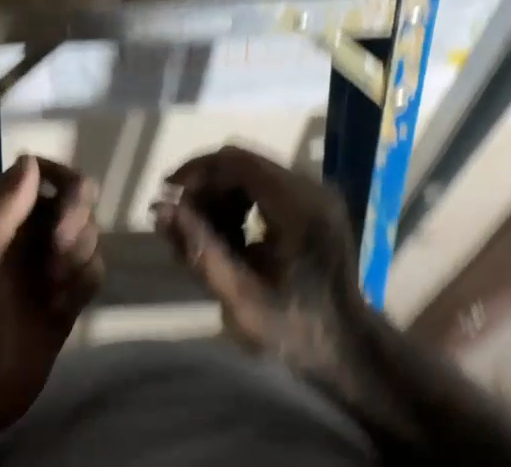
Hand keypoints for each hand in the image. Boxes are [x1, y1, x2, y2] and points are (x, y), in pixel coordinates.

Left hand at [0, 155, 102, 450]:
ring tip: (53, 289)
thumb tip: (30, 158)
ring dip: (79, 254)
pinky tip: (63, 307)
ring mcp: (45, 269)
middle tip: (58, 251)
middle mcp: (24, 236)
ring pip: (86, 236)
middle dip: (74, 219)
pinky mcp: (65, 301)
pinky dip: (85, 282)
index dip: (58, 177)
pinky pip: (92, 272)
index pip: (35, 174)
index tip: (70, 194)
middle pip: (71, 200)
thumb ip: (3, 208)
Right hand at [152, 145, 363, 374]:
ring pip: (251, 171)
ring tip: (206, 234)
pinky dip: (240, 202)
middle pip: (241, 162)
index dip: (195, 173)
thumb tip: (159, 209)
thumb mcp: (240, 298)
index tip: (168, 199)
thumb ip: (199, 250)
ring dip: (220, 195)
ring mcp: (316, 193)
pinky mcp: (315, 203)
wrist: (350, 349)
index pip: (234, 161)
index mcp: (297, 206)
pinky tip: (232, 236)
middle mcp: (310, 187)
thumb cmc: (295, 328)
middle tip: (182, 222)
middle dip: (205, 187)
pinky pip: (266, 184)